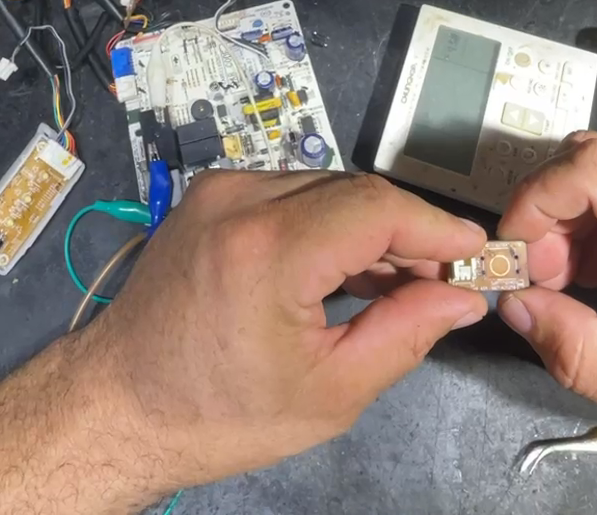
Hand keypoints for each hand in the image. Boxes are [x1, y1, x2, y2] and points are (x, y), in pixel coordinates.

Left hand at [72, 171, 487, 491]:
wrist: (120, 399)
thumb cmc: (220, 412)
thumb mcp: (328, 393)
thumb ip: (403, 333)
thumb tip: (460, 296)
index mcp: (268, 250)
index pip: (376, 207)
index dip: (436, 226)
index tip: (475, 251)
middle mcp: (241, 198)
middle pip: (354, 190)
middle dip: (408, 229)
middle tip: (442, 277)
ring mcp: (221, 188)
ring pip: (326, 185)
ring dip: (369, 224)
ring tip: (398, 278)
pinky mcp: (211, 191)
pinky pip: (292, 190)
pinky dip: (329, 219)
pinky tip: (345, 262)